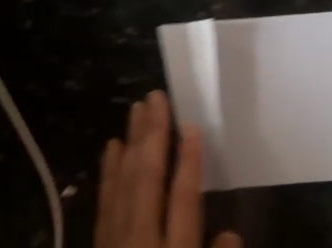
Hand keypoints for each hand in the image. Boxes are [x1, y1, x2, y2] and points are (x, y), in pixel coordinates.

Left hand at [95, 90, 240, 247]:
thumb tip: (232, 233)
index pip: (184, 200)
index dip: (189, 163)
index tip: (192, 126)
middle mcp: (143, 236)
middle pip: (148, 179)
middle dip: (153, 135)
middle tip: (156, 97)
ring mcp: (116, 235)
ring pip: (125, 180)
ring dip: (131, 142)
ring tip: (137, 108)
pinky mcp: (99, 238)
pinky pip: (105, 198)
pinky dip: (110, 169)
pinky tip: (113, 145)